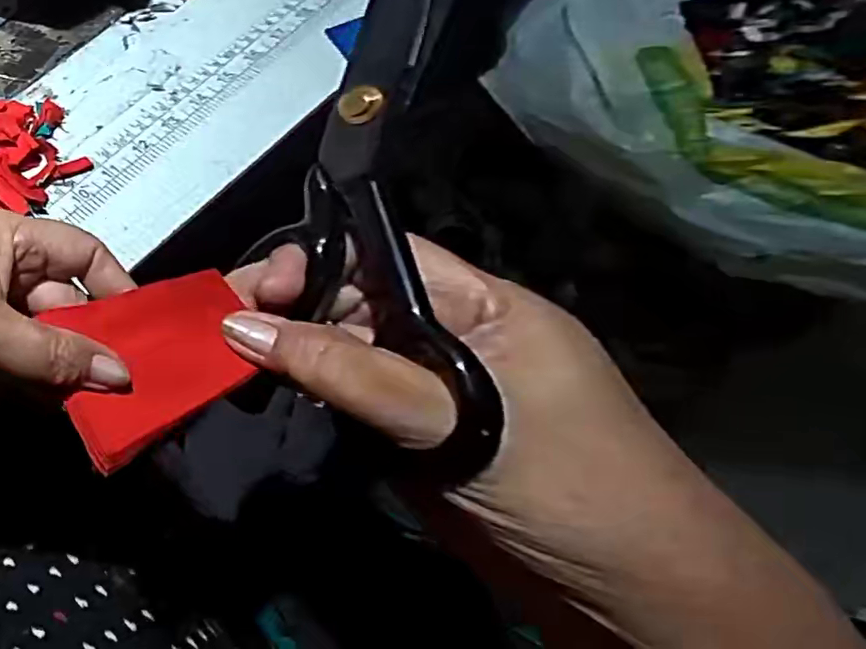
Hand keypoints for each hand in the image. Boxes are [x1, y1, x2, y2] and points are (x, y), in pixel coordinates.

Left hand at [0, 211, 136, 391]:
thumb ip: (54, 355)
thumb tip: (122, 374)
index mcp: (13, 236)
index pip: (84, 253)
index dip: (117, 288)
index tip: (143, 335)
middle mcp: (4, 257)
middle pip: (64, 294)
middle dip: (90, 337)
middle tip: (119, 388)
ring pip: (40, 323)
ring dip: (62, 358)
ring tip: (92, 402)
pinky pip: (14, 339)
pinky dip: (32, 365)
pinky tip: (51, 397)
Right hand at [218, 237, 858, 645]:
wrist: (641, 614)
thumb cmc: (572, 493)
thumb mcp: (453, 420)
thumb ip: (344, 370)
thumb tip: (240, 327)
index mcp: (477, 303)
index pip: (376, 253)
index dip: (313, 259)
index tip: (258, 289)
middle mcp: (443, 331)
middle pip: (345, 295)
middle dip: (285, 304)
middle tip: (224, 324)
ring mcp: (423, 379)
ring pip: (335, 343)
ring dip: (284, 348)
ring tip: (229, 357)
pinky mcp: (404, 423)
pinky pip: (339, 387)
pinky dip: (299, 385)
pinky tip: (261, 385)